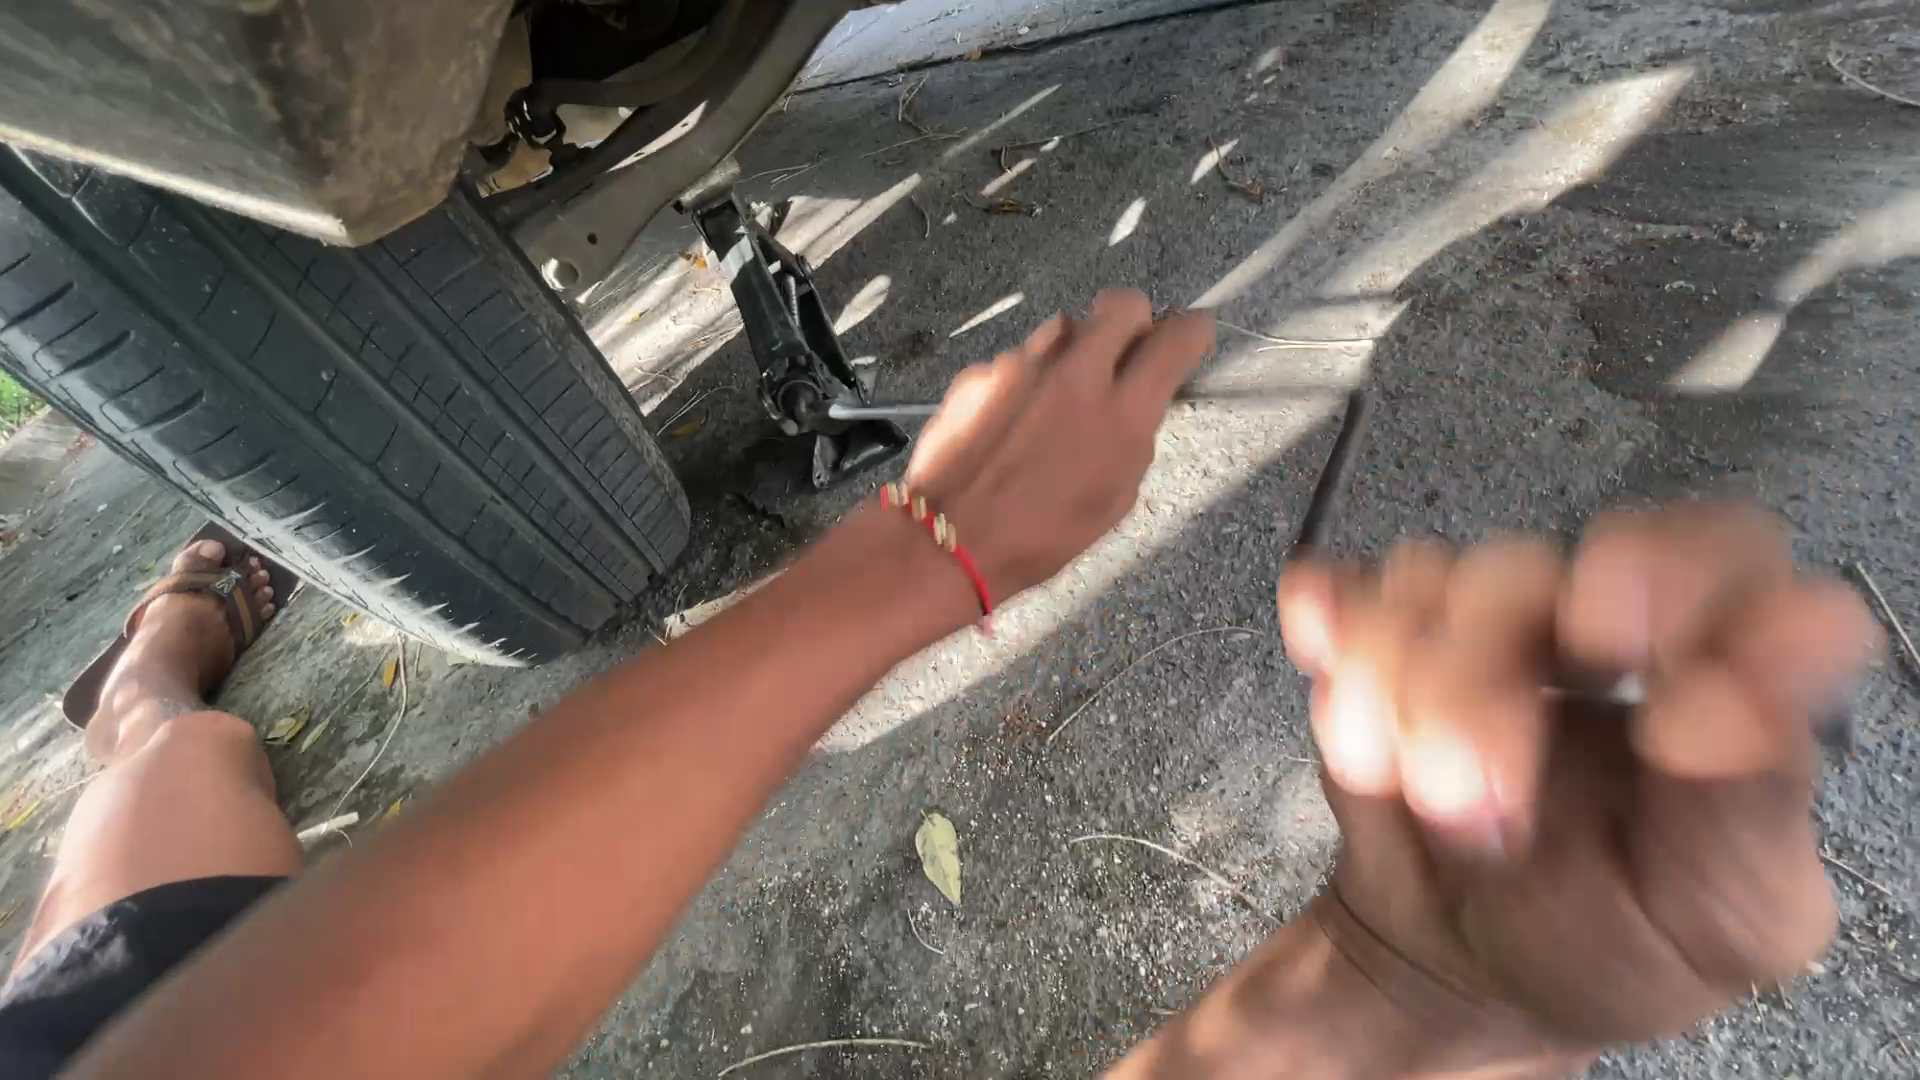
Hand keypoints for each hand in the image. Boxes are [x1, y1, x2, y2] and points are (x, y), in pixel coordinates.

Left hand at [904, 289, 1212, 600]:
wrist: (950, 539)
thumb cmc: (1042, 537)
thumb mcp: (1113, 499)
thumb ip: (1133, 436)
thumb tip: (1136, 400)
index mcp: (1122, 413)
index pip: (1176, 338)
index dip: (1191, 331)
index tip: (1190, 334)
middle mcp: (1075, 374)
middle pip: (1121, 305)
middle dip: (1133, 322)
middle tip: (1123, 354)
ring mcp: (1021, 366)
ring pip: (1063, 328)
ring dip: (1071, 352)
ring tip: (1055, 397)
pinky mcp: (980, 372)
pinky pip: (1015, 360)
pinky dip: (1021, 381)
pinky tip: (1007, 421)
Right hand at [1278, 502, 1879, 1054]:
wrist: (1459, 954)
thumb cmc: (1607, 936)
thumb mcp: (1719, 905)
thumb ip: (1754, 790)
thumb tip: (1775, 659)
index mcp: (1699, 664)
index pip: (1712, 545)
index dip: (1659, 568)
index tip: (1606, 648)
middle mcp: (1573, 618)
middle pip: (1514, 570)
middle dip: (1469, 688)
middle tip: (1464, 806)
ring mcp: (1458, 623)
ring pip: (1412, 581)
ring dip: (1387, 686)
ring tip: (1395, 782)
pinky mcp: (1365, 639)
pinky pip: (1334, 589)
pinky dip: (1324, 619)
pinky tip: (1319, 654)